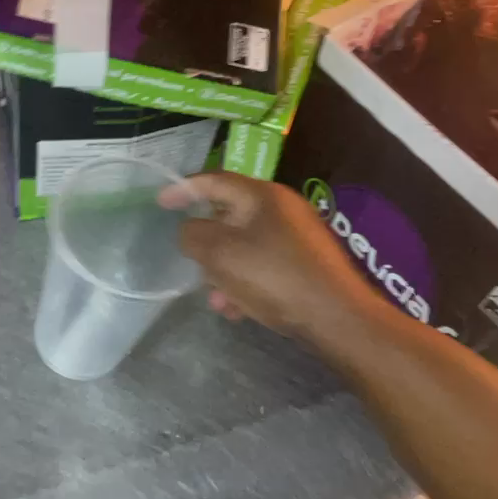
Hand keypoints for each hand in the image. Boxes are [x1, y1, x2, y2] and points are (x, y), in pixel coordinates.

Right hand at [160, 173, 382, 341]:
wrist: (337, 318)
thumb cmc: (274, 277)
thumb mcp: (220, 254)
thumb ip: (193, 235)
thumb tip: (190, 231)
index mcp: (262, 195)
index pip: (214, 180)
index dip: (183, 189)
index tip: (160, 202)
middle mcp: (282, 209)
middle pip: (228, 217)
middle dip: (206, 245)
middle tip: (192, 265)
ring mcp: (297, 237)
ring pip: (244, 247)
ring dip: (223, 272)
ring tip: (217, 301)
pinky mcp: (306, 265)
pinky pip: (263, 267)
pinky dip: (245, 284)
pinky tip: (239, 311)